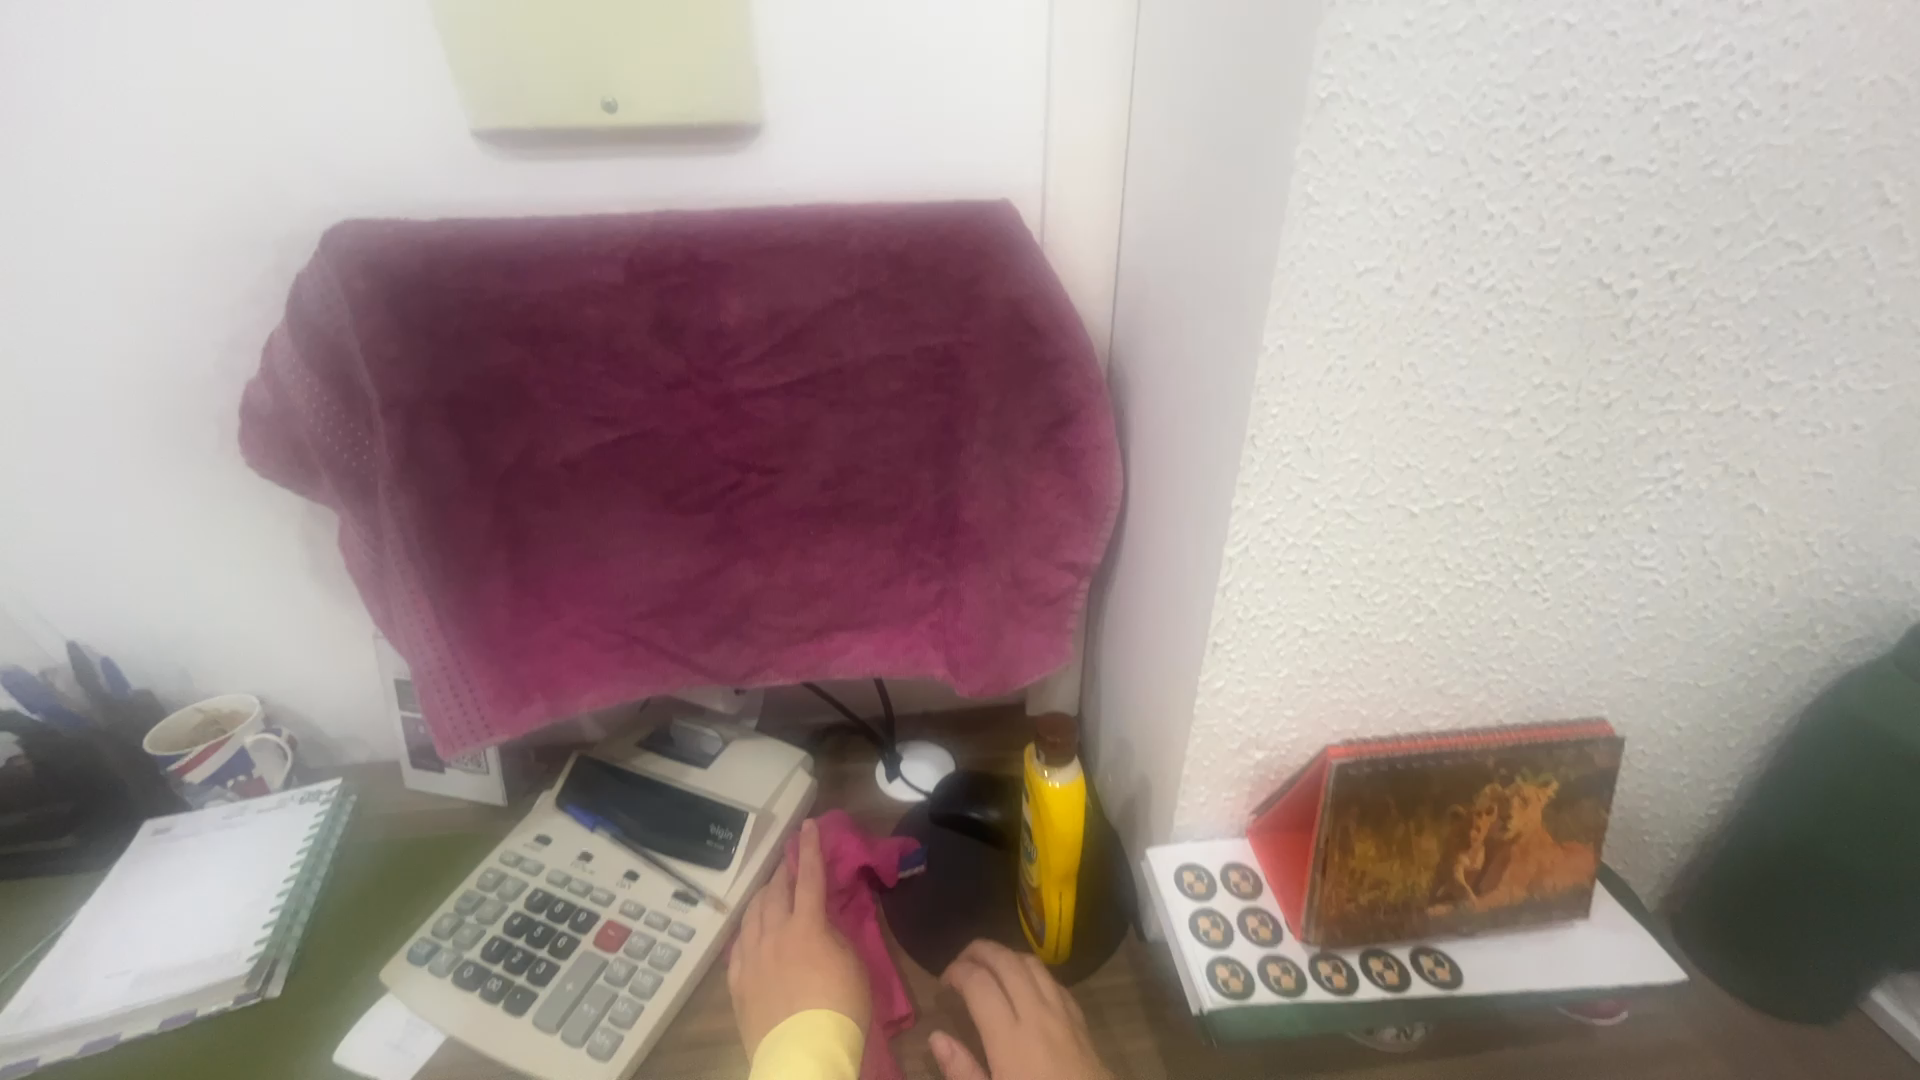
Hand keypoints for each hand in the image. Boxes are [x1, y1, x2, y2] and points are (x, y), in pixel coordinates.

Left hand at [727, 819, 870, 1057]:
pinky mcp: (738, 983)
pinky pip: (739, 944)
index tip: (808, 825)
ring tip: (772, 890)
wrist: (805, 1058)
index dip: (810, 848)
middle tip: (790, 859)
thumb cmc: (841, 1009)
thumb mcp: (852, 962)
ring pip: (753, 913)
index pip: (809, 875)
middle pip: (776, 890)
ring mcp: (752, 958)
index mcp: (807, 925)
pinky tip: (752, 928)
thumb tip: (823, 920)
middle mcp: (774, 934)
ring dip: (764, 894)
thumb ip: (835, 933)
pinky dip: (748, 928)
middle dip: (784, 869)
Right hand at [932, 940, 1111, 1079]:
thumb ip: (963, 1071)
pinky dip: (1031, 970)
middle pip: (1006, 961)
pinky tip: (1024, 983)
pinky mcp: (1079, 1019)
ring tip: (988, 965)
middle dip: (979, 951)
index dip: (957, 972)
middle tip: (960, 960)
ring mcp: (1061, 1013)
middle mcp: (1036, 1015)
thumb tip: (936, 1037)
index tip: (944, 981)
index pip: (979, 984)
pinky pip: (1052, 979)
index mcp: (1010, 1039)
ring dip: (1006, 955)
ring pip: (1031, 962)